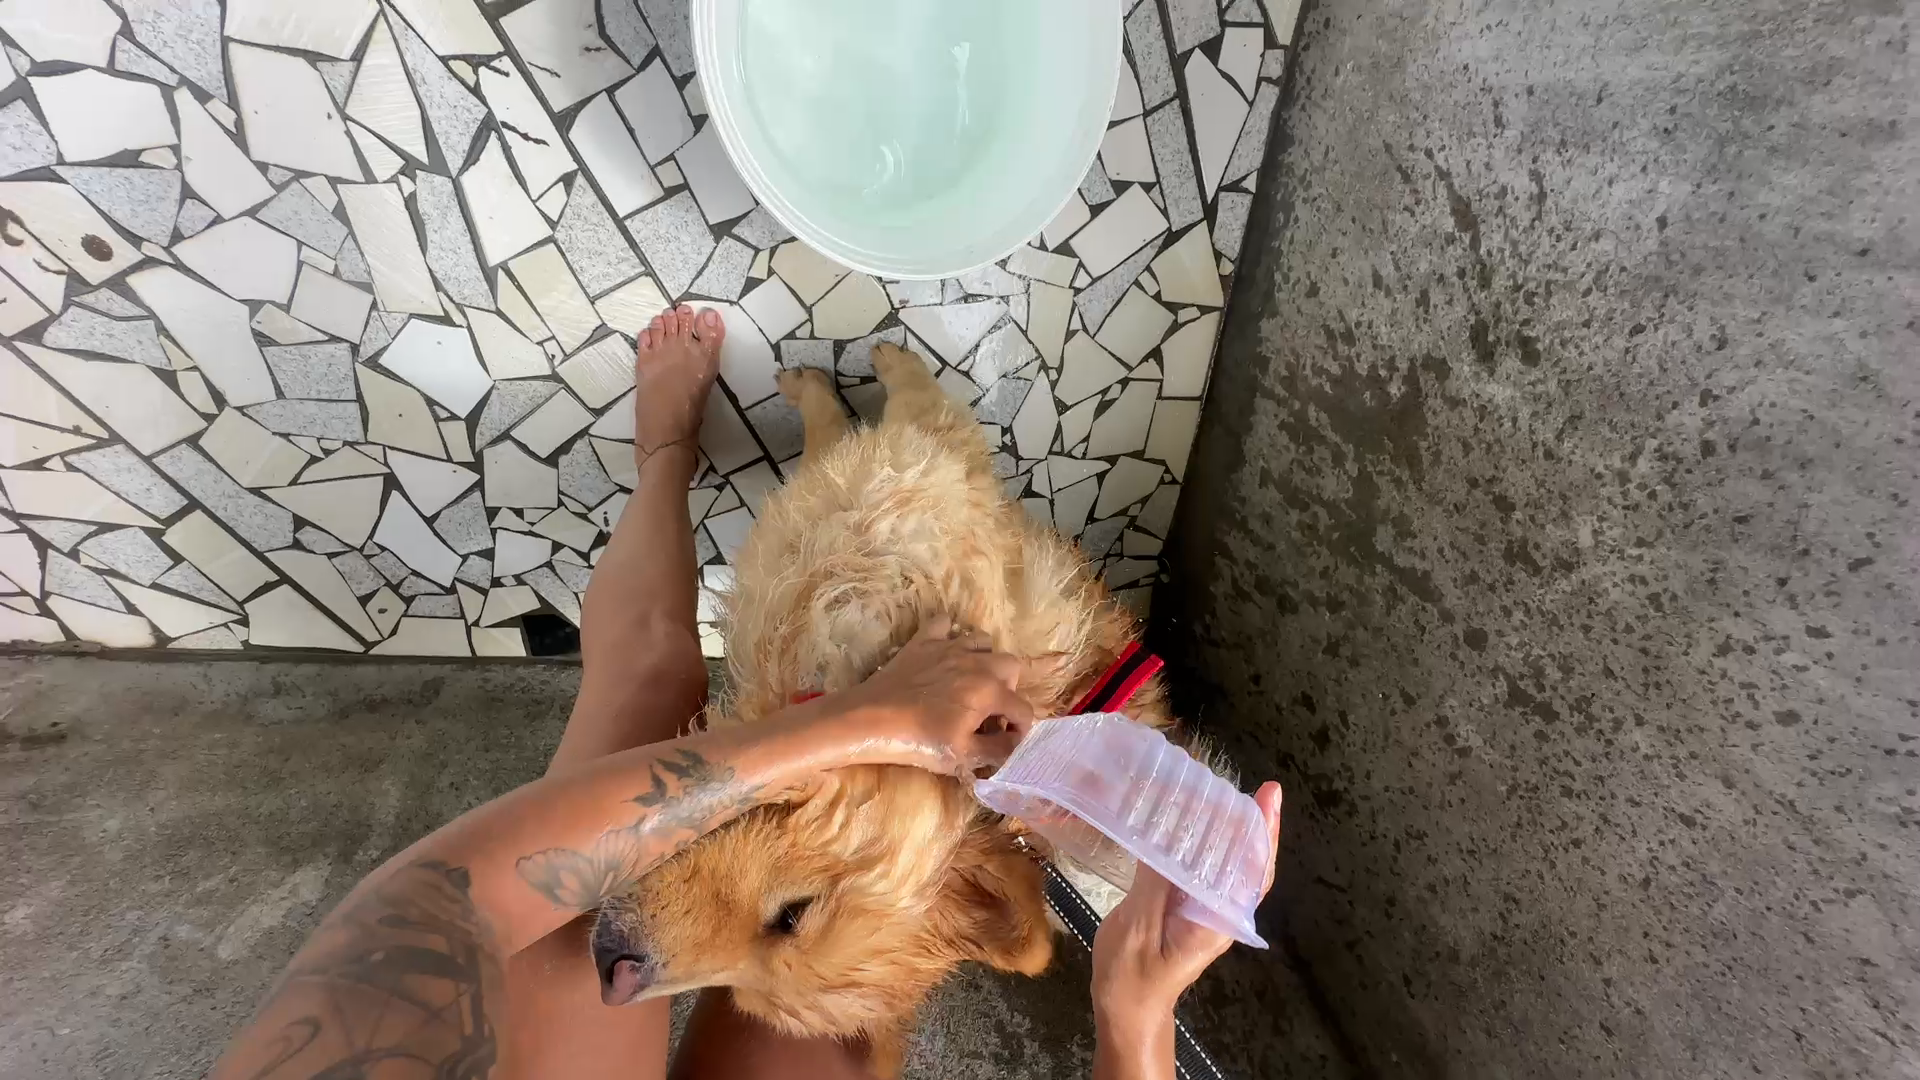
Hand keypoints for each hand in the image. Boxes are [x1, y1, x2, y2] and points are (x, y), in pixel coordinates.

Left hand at [827, 614, 1035, 776]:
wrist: (872, 720)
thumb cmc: (920, 741)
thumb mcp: (963, 757)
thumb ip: (997, 750)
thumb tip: (1015, 744)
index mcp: (990, 690)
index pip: (1023, 708)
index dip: (1021, 728)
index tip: (1007, 740)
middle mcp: (976, 662)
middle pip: (1011, 666)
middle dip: (1008, 688)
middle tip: (990, 710)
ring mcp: (950, 646)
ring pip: (984, 641)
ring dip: (985, 660)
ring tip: (971, 681)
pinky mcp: (924, 641)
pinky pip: (944, 624)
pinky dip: (949, 634)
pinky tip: (944, 653)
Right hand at [1092, 782, 1283, 1028]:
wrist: (1125, 1011)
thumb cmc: (1133, 977)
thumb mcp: (1140, 928)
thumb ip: (1156, 883)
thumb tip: (1168, 837)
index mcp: (1216, 917)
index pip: (1252, 869)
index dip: (1262, 830)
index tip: (1269, 793)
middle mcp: (1216, 907)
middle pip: (1242, 857)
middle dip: (1242, 816)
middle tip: (1228, 775)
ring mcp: (1200, 904)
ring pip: (1219, 857)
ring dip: (1217, 821)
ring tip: (1203, 784)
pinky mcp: (1180, 900)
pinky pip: (1194, 861)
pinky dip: (1190, 835)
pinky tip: (1175, 815)